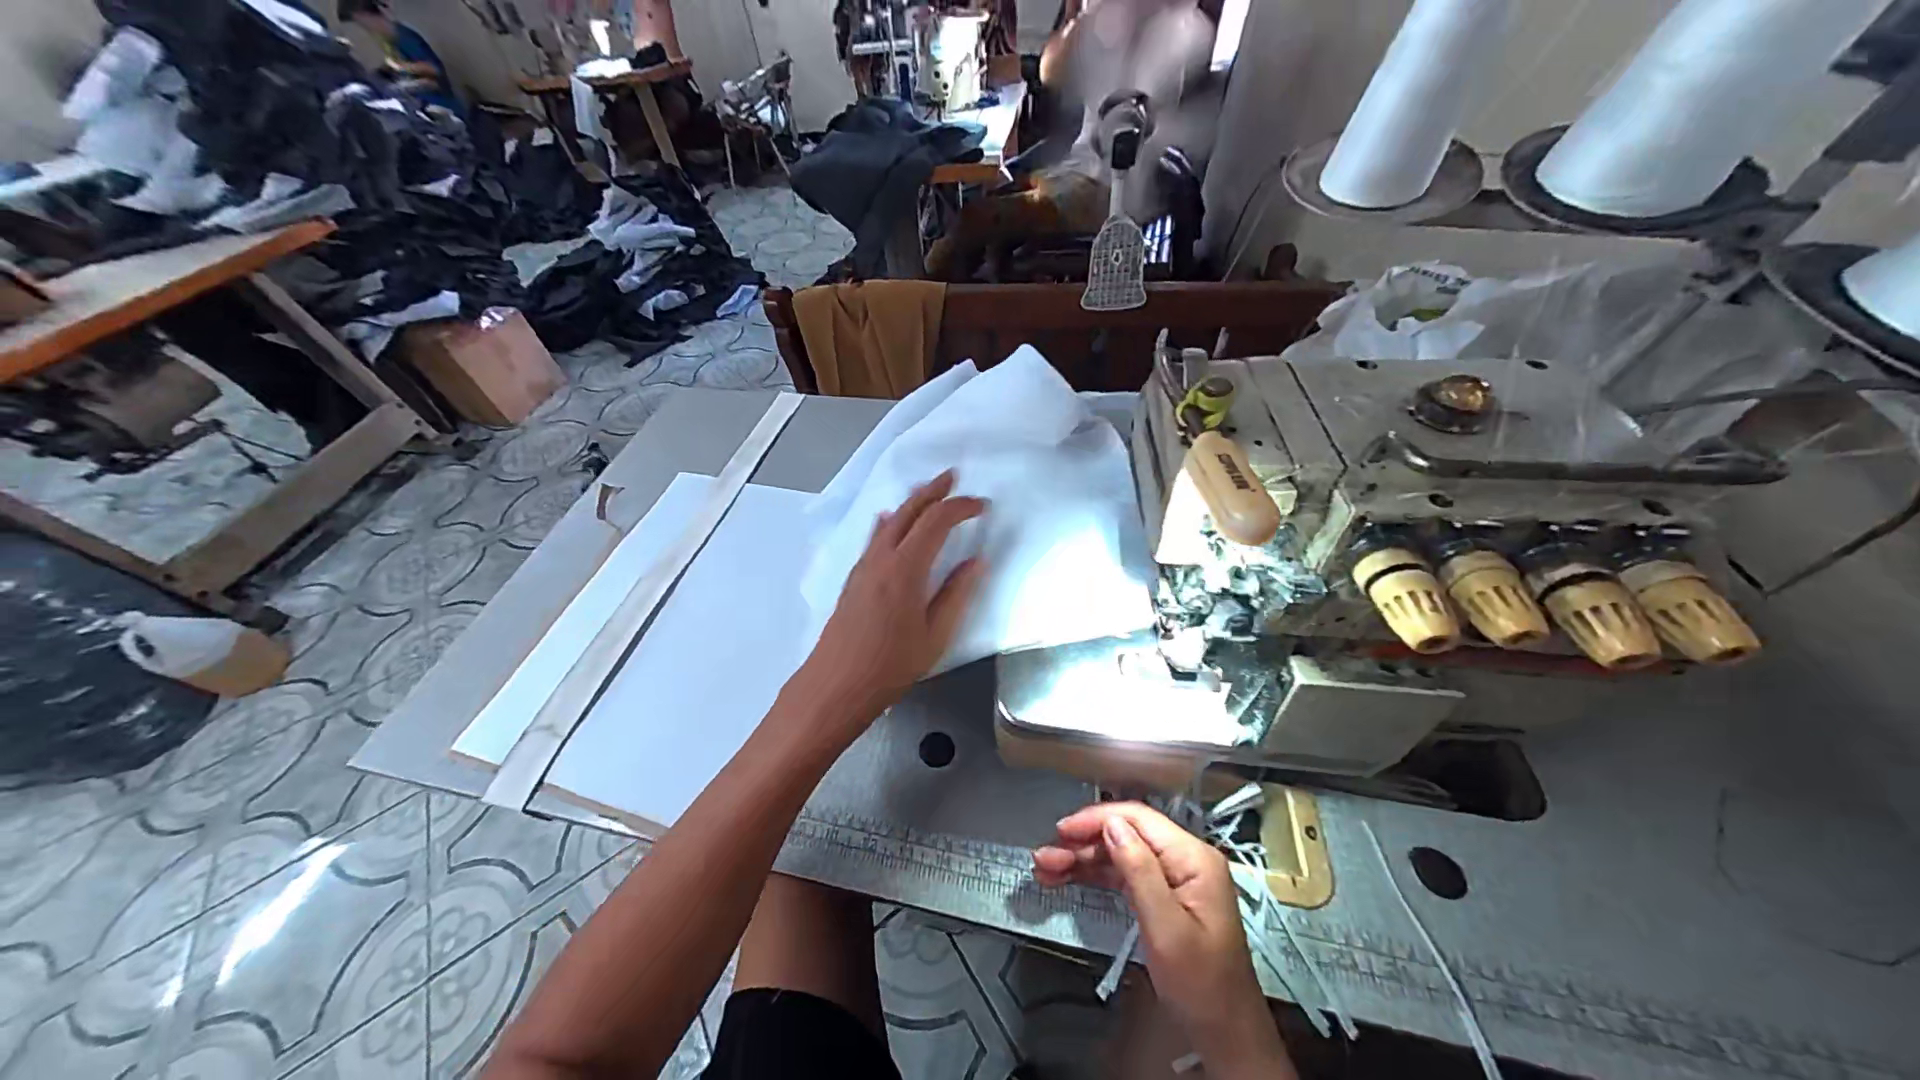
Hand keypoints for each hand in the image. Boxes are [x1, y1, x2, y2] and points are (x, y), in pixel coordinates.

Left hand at [785, 470, 985, 738]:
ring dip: (911, 502)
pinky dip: (889, 522)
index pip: (936, 522)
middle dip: (932, 491)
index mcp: (906, 568)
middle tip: (952, 476)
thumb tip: (976, 561)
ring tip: (928, 492)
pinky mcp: (853, 578)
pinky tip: (888, 521)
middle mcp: (881, 558)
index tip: (981, 506)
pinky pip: (874, 538)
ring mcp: (863, 566)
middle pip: (908, 511)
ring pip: (889, 521)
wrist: (836, 684)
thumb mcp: (935, 635)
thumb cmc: (891, 665)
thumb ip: (956, 594)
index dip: (960, 508)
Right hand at [1033, 803, 1294, 1076]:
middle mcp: (1183, 859)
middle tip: (1046, 858)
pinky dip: (1094, 876)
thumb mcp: (1167, 928)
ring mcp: (1173, 877)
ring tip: (1046, 869)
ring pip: (1119, 854)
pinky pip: (1123, 875)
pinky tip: (1066, 878)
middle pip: (1125, 834)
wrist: (1225, 1034)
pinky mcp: (1162, 896)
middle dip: (1083, 843)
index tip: (1061, 832)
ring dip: (1082, 860)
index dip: (1097, 820)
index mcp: (1193, 858)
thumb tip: (1112, 824)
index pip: (1138, 819)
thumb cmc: (1201, 984)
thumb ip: (1139, 871)